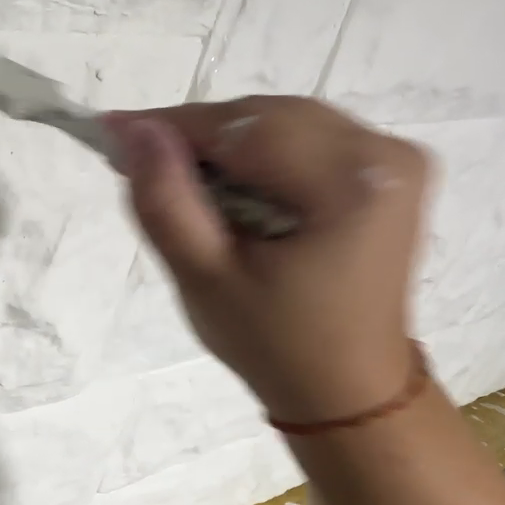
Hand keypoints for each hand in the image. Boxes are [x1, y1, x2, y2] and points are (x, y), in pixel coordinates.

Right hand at [102, 97, 429, 424]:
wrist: (345, 387)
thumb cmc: (271, 342)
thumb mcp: (203, 277)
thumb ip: (166, 200)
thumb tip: (134, 130)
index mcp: (350, 182)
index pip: (244, 128)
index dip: (172, 125)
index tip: (109, 132)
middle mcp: (385, 153)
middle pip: (267, 118)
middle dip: (198, 135)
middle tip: (135, 161)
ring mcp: (395, 158)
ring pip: (283, 123)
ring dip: (224, 144)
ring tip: (174, 179)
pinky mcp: (388, 171)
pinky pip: (305, 139)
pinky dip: (255, 154)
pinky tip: (224, 187)